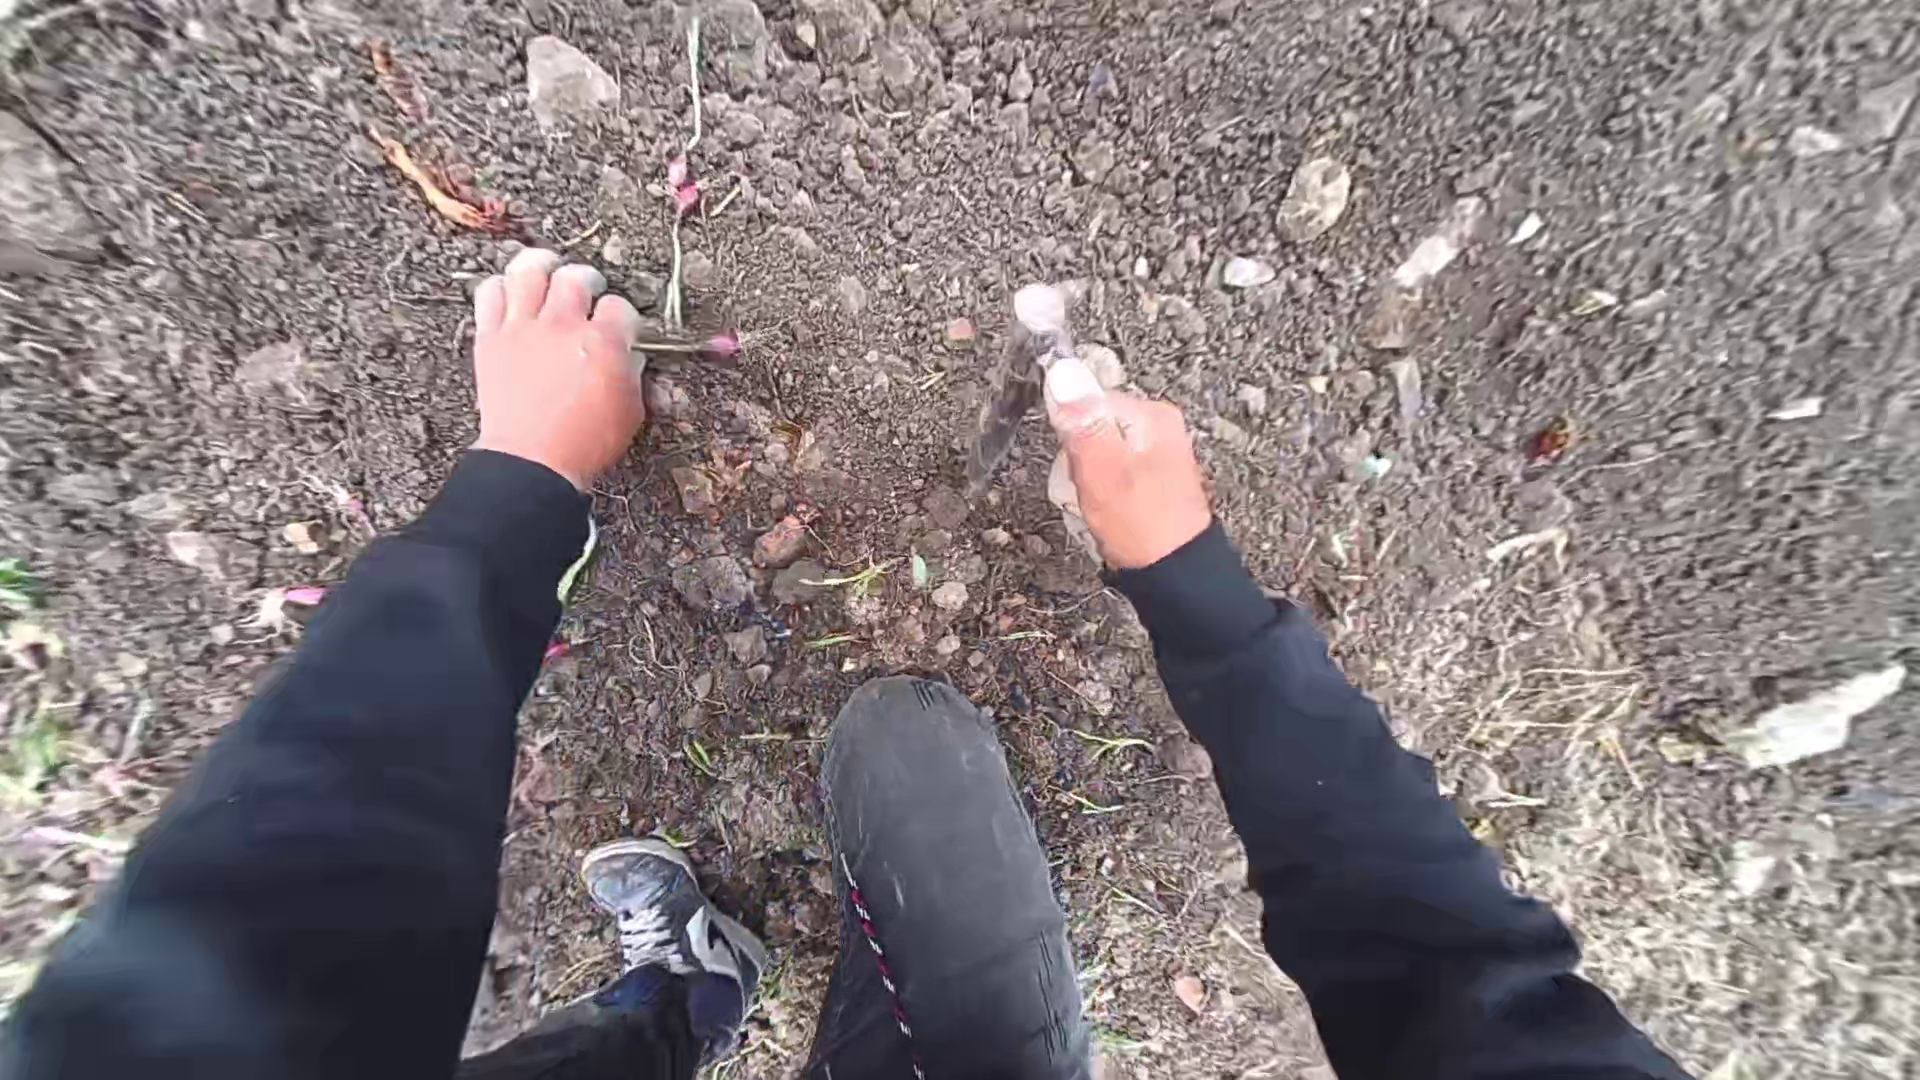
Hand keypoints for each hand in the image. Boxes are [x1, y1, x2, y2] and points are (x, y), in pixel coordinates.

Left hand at [471, 248, 645, 490]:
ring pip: (527, 271)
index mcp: (604, 343)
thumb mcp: (631, 411)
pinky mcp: (491, 337)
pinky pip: (488, 293)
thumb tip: (630, 357)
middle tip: (591, 287)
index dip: (626, 315)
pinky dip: (501, 285)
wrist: (534, 459)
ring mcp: (523, 328)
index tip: (626, 326)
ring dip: (542, 263)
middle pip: (575, 278)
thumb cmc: (589, 441)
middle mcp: (563, 325)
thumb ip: (633, 375)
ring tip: (550, 264)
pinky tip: (511, 291)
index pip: (620, 307)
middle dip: (589, 280)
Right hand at [1043, 354, 1211, 568]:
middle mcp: (1159, 431)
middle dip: (1080, 463)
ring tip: (1101, 506)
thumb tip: (1063, 373)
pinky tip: (1109, 514)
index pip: (1088, 404)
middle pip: (1092, 430)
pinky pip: (1111, 477)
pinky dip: (1102, 495)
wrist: (1174, 575)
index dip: (1072, 438)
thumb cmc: (1142, 527)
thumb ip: (1082, 421)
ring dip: (1089, 482)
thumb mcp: (1102, 470)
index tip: (1077, 464)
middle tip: (1091, 490)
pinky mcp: (1151, 481)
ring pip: (1098, 457)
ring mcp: (1157, 457)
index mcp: (1152, 417)